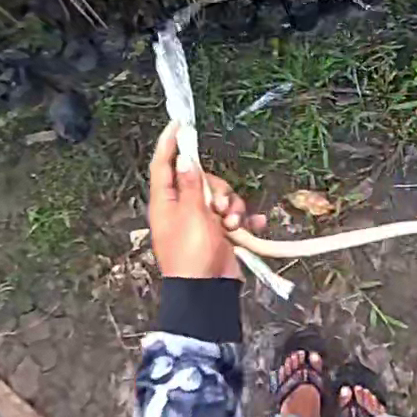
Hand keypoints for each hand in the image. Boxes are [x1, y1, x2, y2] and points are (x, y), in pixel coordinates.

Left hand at [147, 122, 264, 279]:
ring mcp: (201, 221)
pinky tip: (253, 226)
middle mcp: (182, 208)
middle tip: (221, 207)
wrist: (208, 293)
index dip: (169, 143)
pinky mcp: (219, 232)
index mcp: (166, 202)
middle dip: (218, 189)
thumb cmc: (193, 253)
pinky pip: (235, 216)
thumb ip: (190, 185)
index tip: (178, 123)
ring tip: (233, 224)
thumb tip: (183, 159)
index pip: (163, 165)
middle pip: (201, 179)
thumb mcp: (191, 215)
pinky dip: (244, 220)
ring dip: (233, 207)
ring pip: (221, 196)